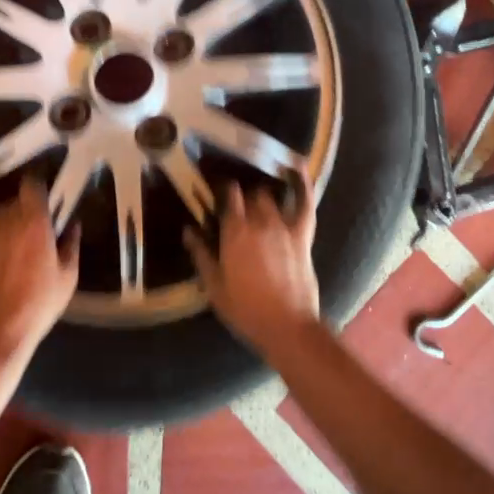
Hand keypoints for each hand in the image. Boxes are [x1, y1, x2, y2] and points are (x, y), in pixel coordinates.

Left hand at [0, 180, 79, 362]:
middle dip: (27, 206)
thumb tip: (73, 223)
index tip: (47, 197)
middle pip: (17, 197)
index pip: (33, 183)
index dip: (40, 185)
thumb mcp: (67, 278)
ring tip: (13, 233)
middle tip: (36, 225)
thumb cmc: (38, 305)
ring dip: (7, 215)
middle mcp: (8, 218)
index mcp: (36, 222)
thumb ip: (71, 245)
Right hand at [185, 176, 321, 355]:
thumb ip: (200, 255)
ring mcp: (283, 226)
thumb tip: (188, 231)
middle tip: (235, 205)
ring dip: (261, 196)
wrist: (287, 327)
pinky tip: (296, 166)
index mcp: (234, 232)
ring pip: (270, 196)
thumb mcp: (214, 286)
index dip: (223, 190)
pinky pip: (305, 202)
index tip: (216, 193)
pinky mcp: (302, 234)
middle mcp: (258, 221)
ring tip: (256, 200)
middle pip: (249, 195)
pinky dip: (302, 183)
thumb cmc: (246, 309)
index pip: (228, 196)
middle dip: (242, 196)